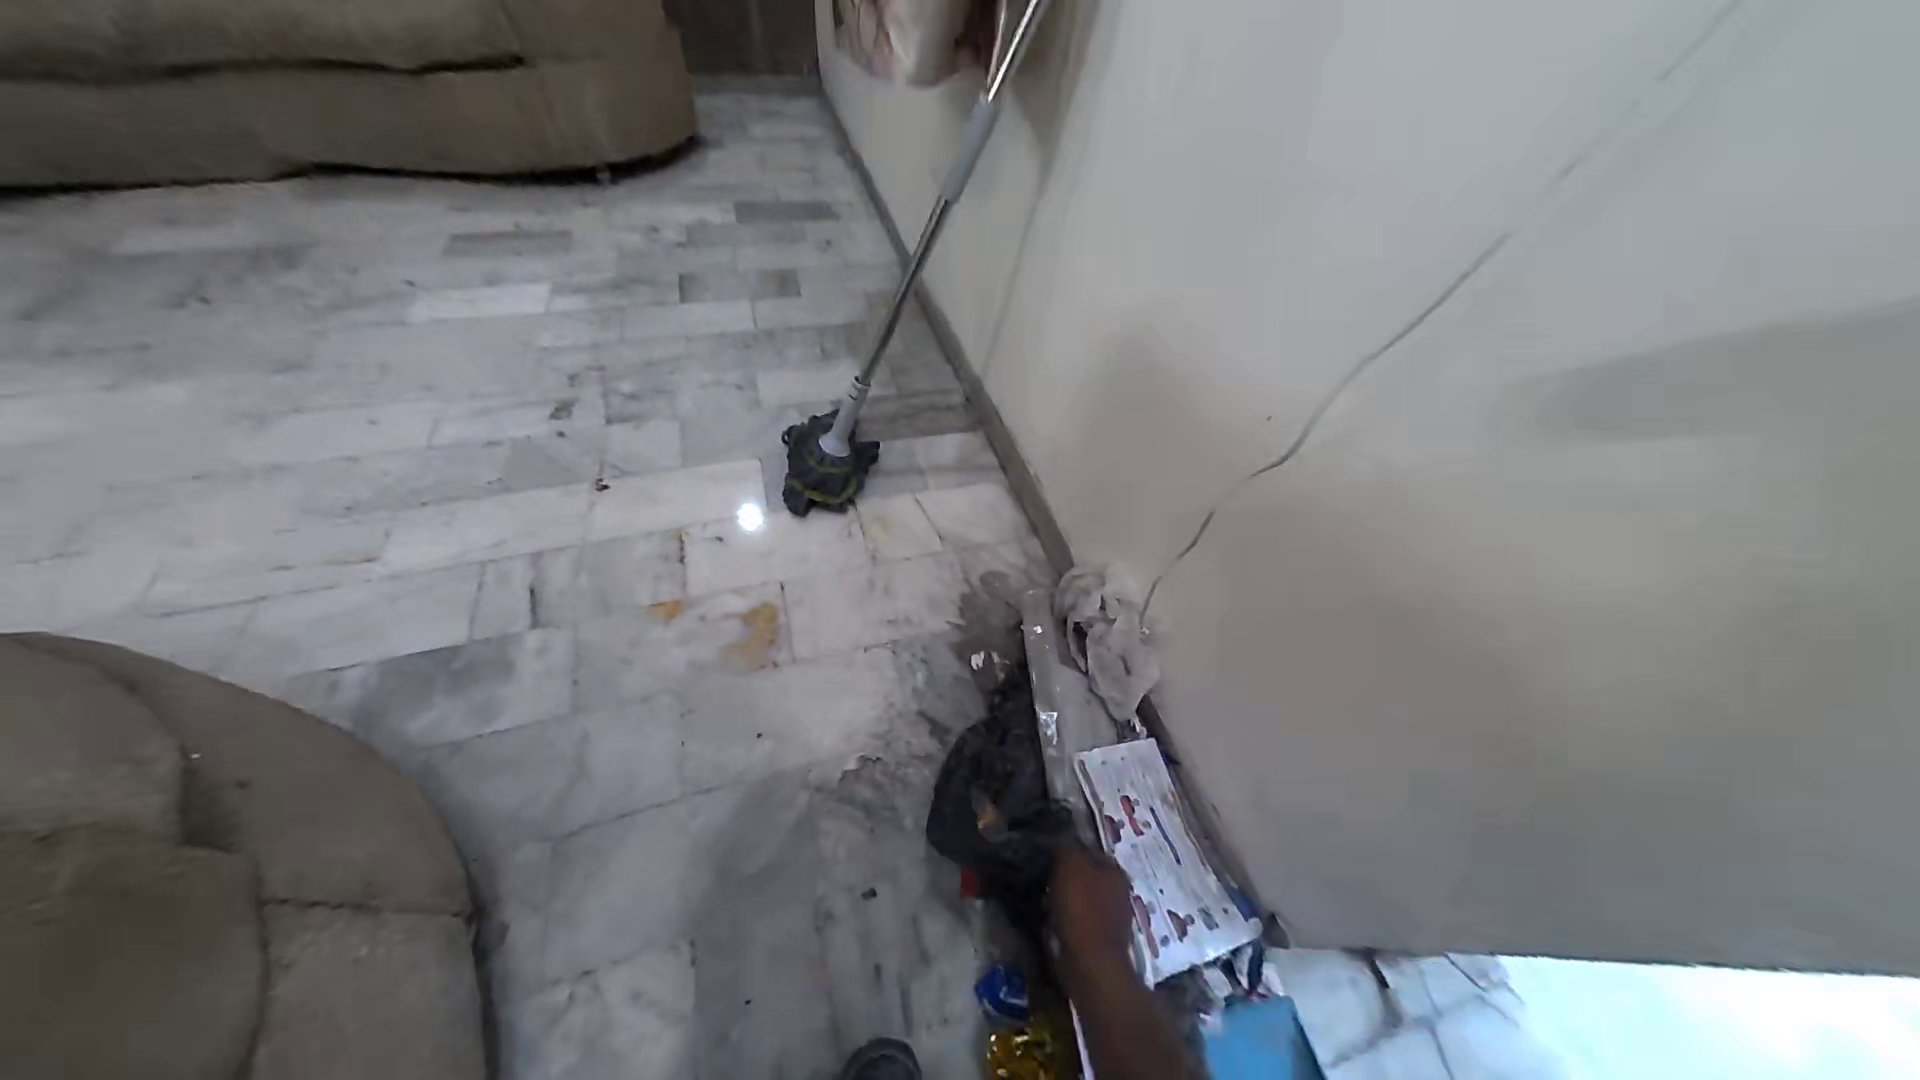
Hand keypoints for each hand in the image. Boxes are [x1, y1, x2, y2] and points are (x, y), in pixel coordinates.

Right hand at [1049, 843, 1134, 968]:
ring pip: (1081, 898)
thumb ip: (1067, 847)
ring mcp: (1112, 918)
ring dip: (1064, 899)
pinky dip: (1066, 920)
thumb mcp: (1070, 865)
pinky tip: (1052, 922)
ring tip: (1044, 901)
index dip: (1067, 850)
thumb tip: (1063, 840)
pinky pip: (1078, 921)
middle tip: (1044, 878)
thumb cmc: (1081, 909)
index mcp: (1115, 871)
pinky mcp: (1101, 940)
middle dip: (1065, 876)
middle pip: (1086, 875)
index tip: (1048, 856)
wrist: (1091, 964)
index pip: (1089, 849)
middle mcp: (1119, 891)